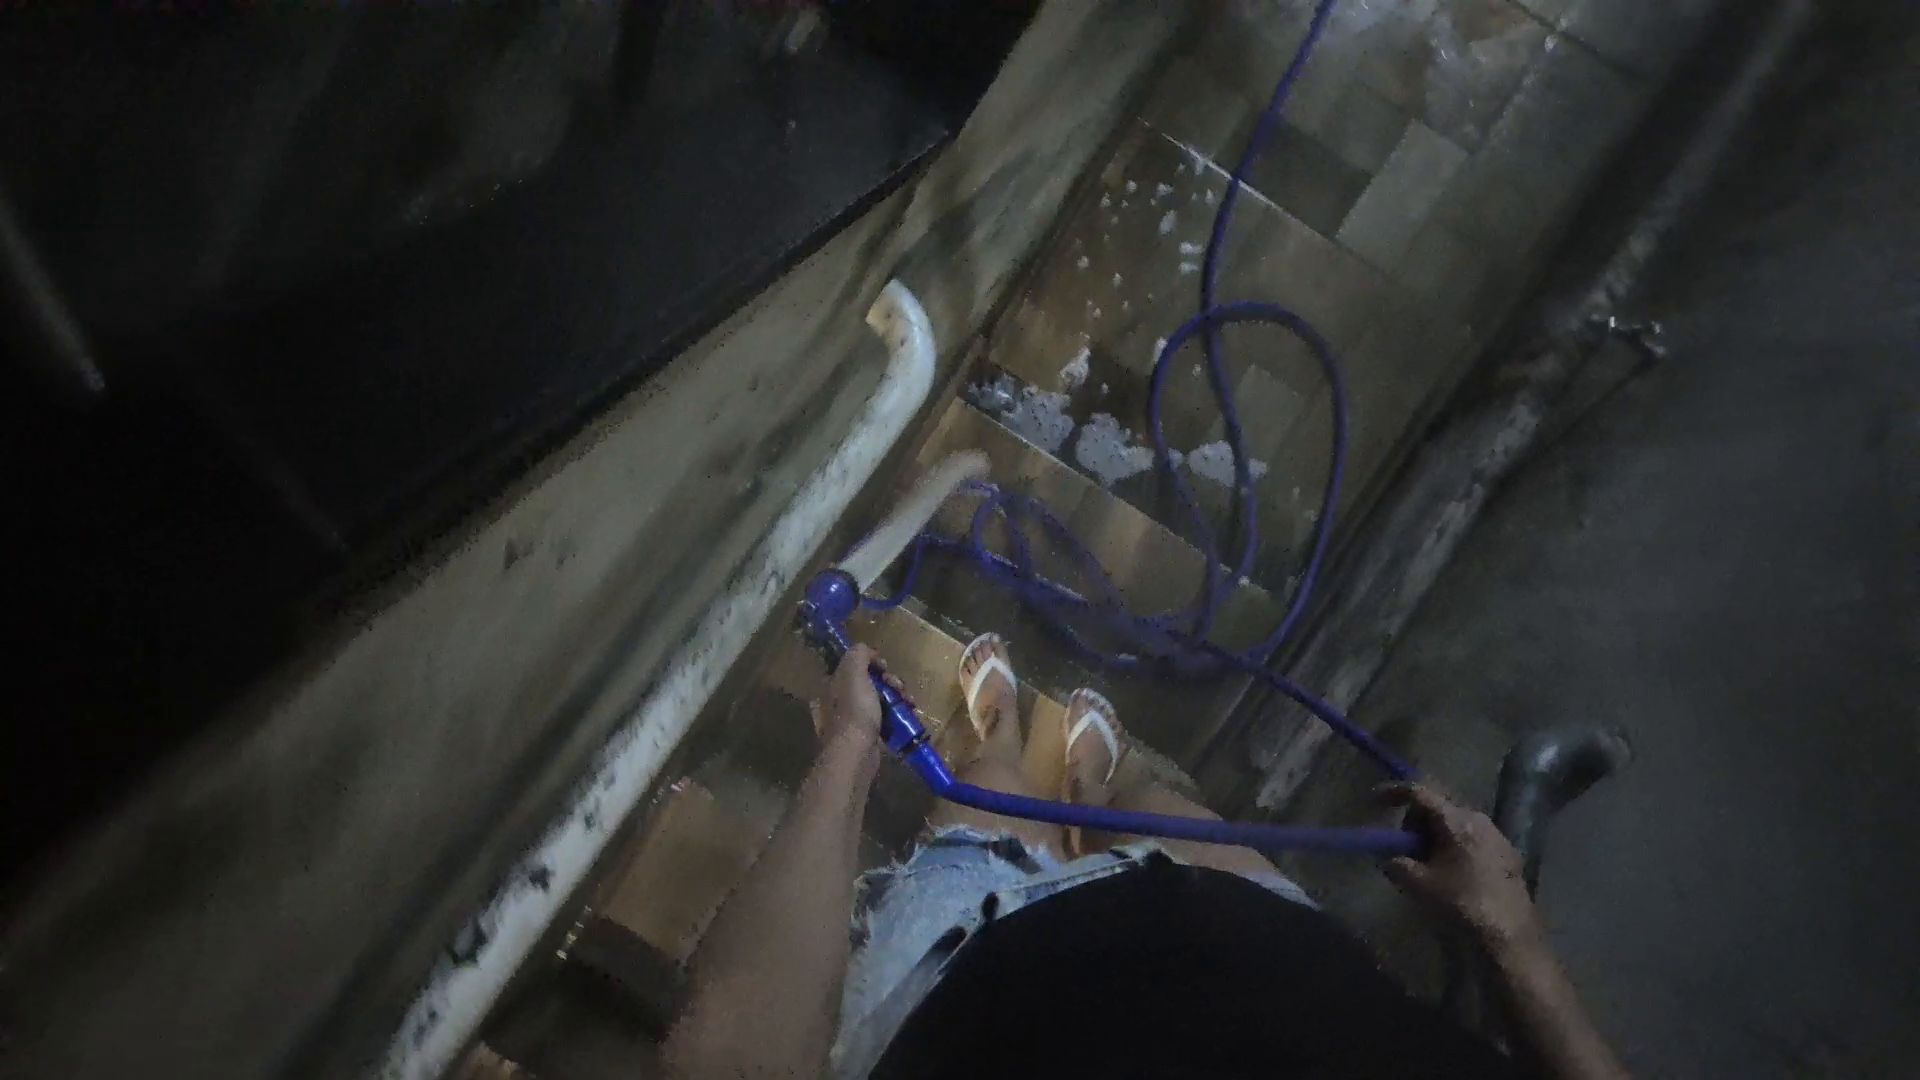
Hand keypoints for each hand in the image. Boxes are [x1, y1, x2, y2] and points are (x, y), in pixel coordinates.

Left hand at [810, 644, 898, 754]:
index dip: (870, 662)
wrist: (855, 753)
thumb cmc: (853, 710)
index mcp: (831, 685)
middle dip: (889, 681)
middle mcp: (837, 701)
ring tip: (909, 702)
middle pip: (869, 682)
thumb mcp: (853, 672)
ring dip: (897, 696)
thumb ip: (859, 654)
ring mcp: (851, 720)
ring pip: (878, 700)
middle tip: (898, 686)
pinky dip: (897, 714)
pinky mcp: (866, 736)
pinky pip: (884, 718)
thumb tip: (868, 652)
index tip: (883, 666)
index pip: (852, 665)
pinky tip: (908, 714)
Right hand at [1380, 783, 1544, 954]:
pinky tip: (1452, 871)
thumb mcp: (1416, 883)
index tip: (1375, 799)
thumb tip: (1387, 856)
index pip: (1419, 792)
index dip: (1394, 791)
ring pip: (1456, 823)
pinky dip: (1455, 845)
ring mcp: (1498, 837)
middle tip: (1405, 845)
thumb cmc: (1461, 904)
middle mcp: (1479, 820)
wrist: (1511, 939)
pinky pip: (1473, 838)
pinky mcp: (1509, 855)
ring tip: (1428, 861)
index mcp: (1456, 822)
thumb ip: (1394, 862)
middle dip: (1416, 821)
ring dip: (1436, 834)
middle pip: (1437, 807)